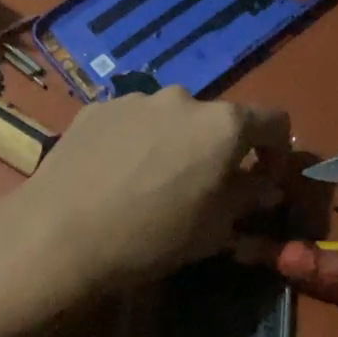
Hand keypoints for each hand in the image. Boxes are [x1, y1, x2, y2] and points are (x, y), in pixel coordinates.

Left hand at [0, 86, 290, 290]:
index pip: (273, 122)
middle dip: (217, 150)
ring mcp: (135, 99)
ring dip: (173, 143)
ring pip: (169, 119)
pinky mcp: (96, 109)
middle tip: (200, 188)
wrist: (61, 233)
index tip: (264, 181)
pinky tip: (114, 176)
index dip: (276, 151)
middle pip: (215, 120)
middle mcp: (182, 98)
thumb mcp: (214, 230)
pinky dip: (134, 142)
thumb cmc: (152, 237)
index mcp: (223, 125)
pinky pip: (130, 122)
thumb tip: (266, 186)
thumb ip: (248, 199)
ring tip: (149, 182)